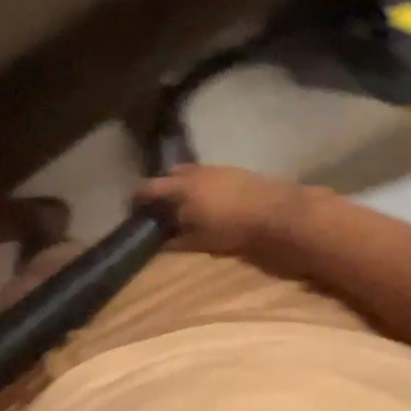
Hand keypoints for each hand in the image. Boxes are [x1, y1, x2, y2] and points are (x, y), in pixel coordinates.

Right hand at [135, 165, 310, 257]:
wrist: (277, 211)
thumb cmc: (233, 229)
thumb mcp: (200, 241)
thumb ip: (176, 241)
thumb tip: (158, 242)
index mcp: (179, 189)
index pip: (147, 188)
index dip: (136, 198)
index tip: (133, 209)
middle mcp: (192, 173)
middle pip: (166, 175)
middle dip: (159, 188)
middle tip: (159, 206)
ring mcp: (213, 168)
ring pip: (187, 173)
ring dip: (181, 184)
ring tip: (185, 203)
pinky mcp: (231, 170)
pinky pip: (206, 174)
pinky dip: (200, 184)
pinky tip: (210, 199)